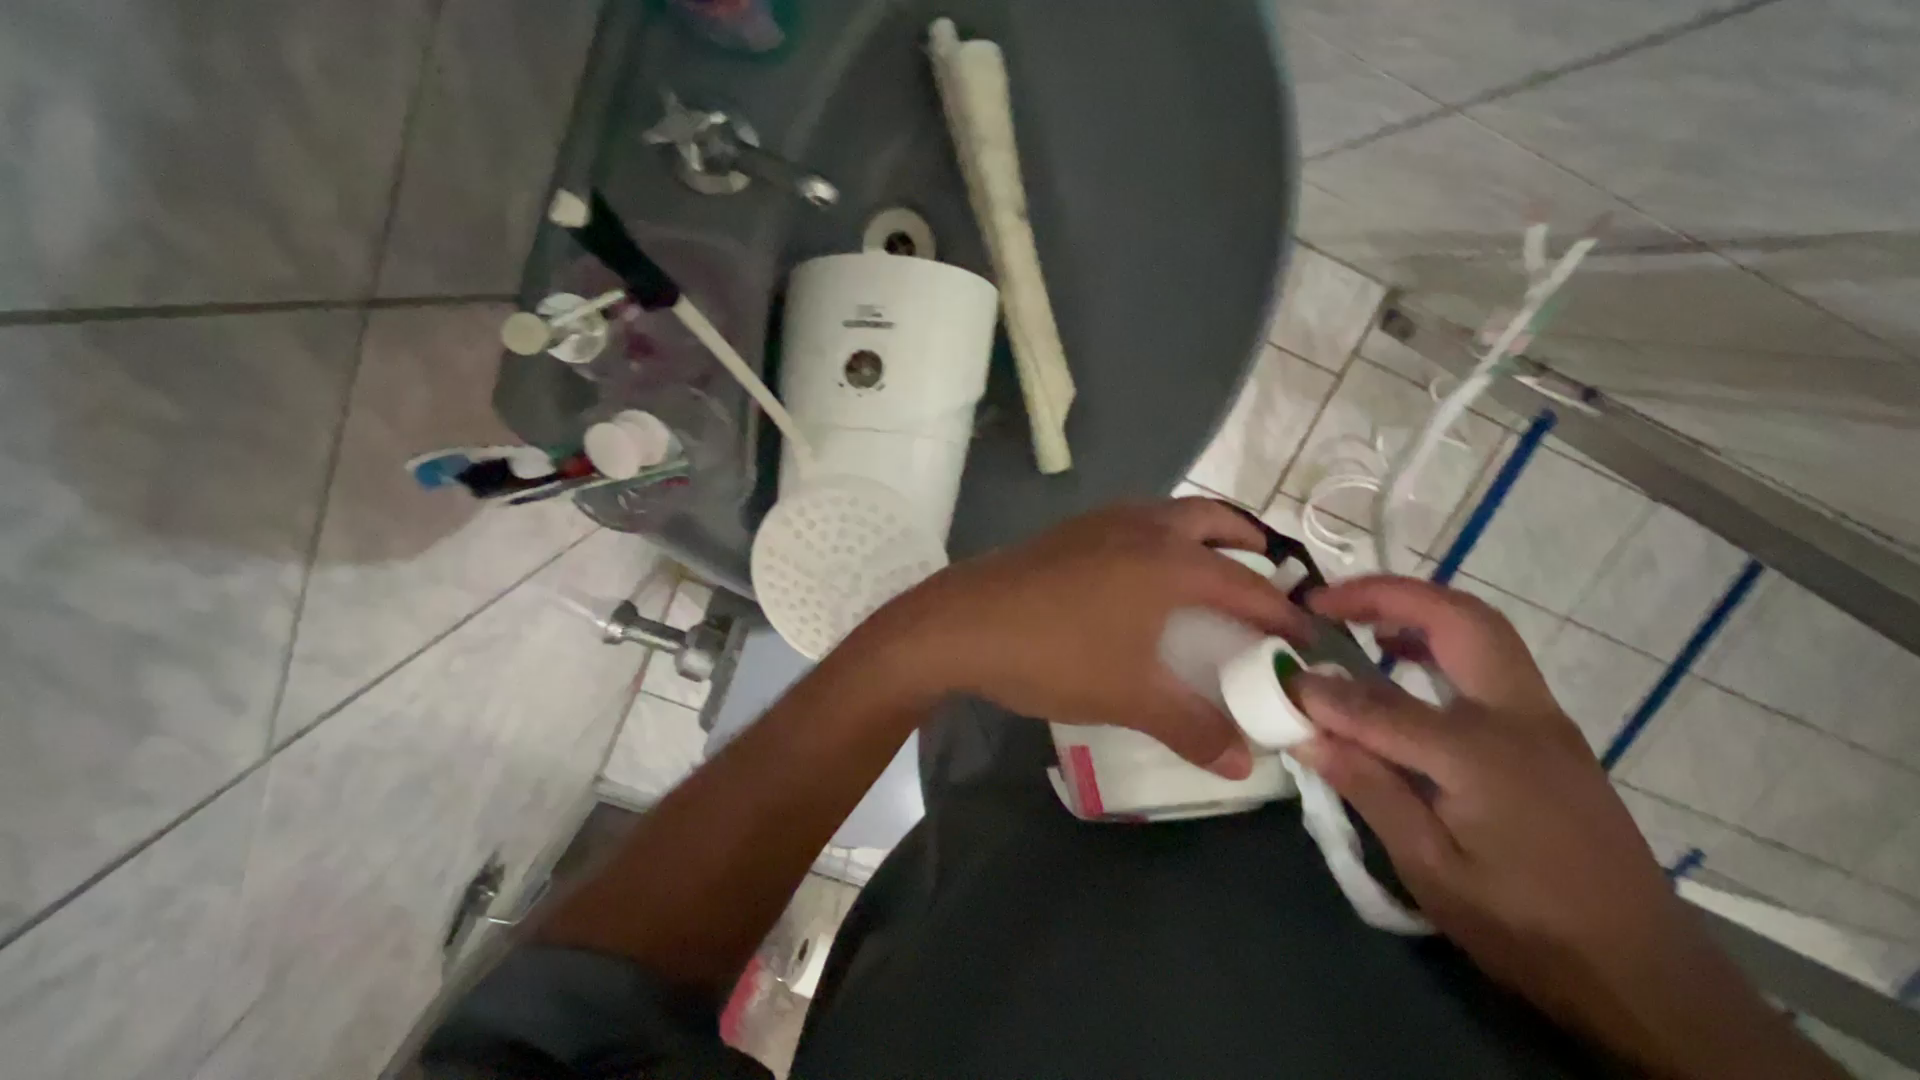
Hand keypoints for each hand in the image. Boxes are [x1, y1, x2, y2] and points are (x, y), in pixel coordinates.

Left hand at [855, 498, 1308, 778]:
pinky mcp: (1070, 530)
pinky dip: (1162, 537)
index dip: (1283, 612)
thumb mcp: (1130, 697)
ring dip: (1203, 534)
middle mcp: (1146, 527)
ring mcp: (1103, 522)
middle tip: (1269, 578)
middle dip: (1250, 545)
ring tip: (1211, 571)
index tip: (1306, 636)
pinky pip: (1137, 521)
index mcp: (1172, 563)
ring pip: (1172, 514)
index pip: (1249, 585)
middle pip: (1217, 521)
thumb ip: (1193, 727)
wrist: (960, 624)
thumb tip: (1244, 762)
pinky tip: (1143, 576)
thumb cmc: (1054, 656)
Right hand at [1290, 577, 1840, 1078]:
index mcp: (1481, 755)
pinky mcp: (1553, 734)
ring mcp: (1544, 720)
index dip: (1323, 692)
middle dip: (1388, 595)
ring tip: (1361, 622)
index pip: (1380, 705)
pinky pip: (1495, 661)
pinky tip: (1408, 667)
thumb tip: (1306, 733)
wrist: (1640, 967)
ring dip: (1420, 610)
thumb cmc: (1525, 926)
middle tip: (1327, 600)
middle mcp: (1518, 717)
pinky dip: (1445, 641)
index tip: (1280, 683)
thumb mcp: (1431, 870)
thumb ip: (1370, 789)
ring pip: (1484, 631)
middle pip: (1457, 621)